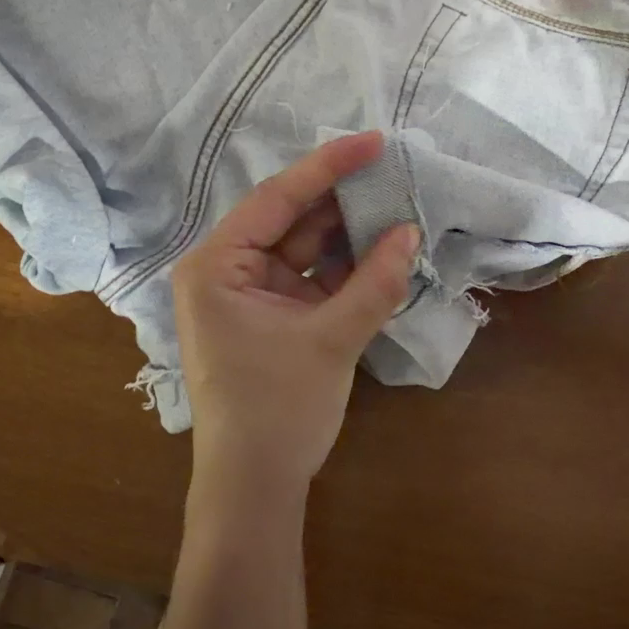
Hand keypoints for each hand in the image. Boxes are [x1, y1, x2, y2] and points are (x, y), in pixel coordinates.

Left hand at [171, 131, 420, 511]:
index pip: (277, 198)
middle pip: (290, 219)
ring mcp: (250, 294)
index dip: (328, 168)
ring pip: (304, 248)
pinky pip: (311, 278)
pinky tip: (383, 250)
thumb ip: (374, 284)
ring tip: (398, 205)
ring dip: (348, 234)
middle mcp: (227, 270)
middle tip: (395, 173)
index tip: (374, 141)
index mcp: (217, 264)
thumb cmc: (277, 410)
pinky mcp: (271, 317)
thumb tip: (411, 232)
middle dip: (342, 200)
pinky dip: (344, 268)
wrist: (256, 486)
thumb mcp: (331, 340)